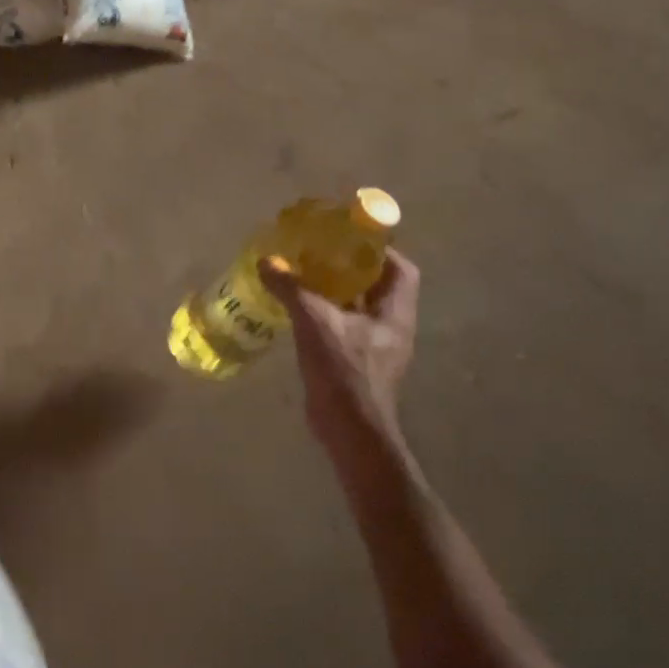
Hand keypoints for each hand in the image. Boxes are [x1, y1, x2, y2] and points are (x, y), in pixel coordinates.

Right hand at [260, 250, 420, 475]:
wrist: (351, 430)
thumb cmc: (344, 372)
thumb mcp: (314, 322)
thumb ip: (292, 289)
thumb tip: (268, 261)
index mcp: (394, 313)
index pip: (400, 270)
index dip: (378, 250)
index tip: (347, 237)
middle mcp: (391, 327)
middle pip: (376, 286)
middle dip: (347, 267)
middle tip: (315, 252)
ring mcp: (375, 347)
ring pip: (357, 307)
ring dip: (332, 291)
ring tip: (300, 276)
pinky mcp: (356, 363)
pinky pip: (342, 326)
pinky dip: (322, 313)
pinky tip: (294, 310)